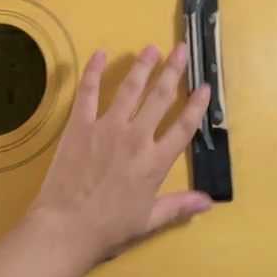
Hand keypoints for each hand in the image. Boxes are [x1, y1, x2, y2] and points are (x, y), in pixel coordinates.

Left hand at [22, 44, 212, 265]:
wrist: (66, 228)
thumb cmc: (109, 229)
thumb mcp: (149, 221)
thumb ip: (179, 206)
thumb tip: (209, 202)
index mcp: (155, 162)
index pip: (183, 127)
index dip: (195, 105)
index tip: (204, 86)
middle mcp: (136, 137)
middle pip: (160, 98)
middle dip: (172, 71)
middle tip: (180, 49)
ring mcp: (107, 127)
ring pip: (130, 89)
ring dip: (142, 66)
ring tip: (151, 48)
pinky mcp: (80, 124)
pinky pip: (89, 92)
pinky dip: (93, 71)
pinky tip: (99, 54)